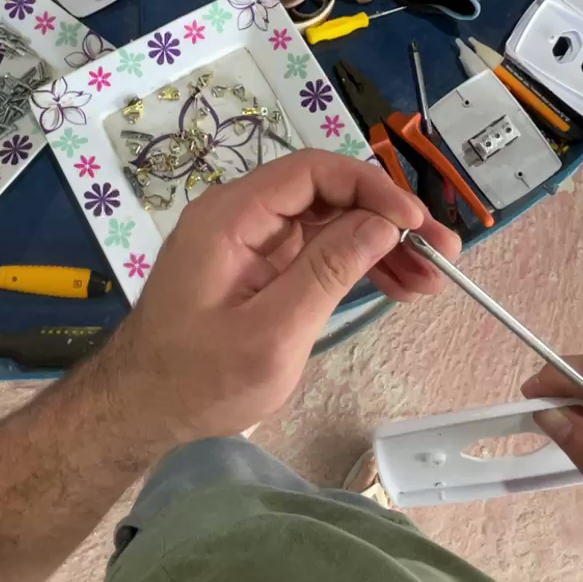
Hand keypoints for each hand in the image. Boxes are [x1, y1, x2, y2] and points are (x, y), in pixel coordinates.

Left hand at [93, 150, 460, 442]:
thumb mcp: (272, 333)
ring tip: (431, 279)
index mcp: (233, 214)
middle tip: (442, 252)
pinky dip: (356, 263)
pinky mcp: (259, 262)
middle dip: (387, 218)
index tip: (415, 222)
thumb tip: (385, 222)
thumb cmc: (198, 379)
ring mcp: (251, 237)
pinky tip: (397, 284)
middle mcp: (242, 213)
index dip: (371, 187)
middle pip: (327, 193)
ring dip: (380, 244)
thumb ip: (329, 271)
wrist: (140, 410)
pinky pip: (316, 248)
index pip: (313, 172)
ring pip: (329, 220)